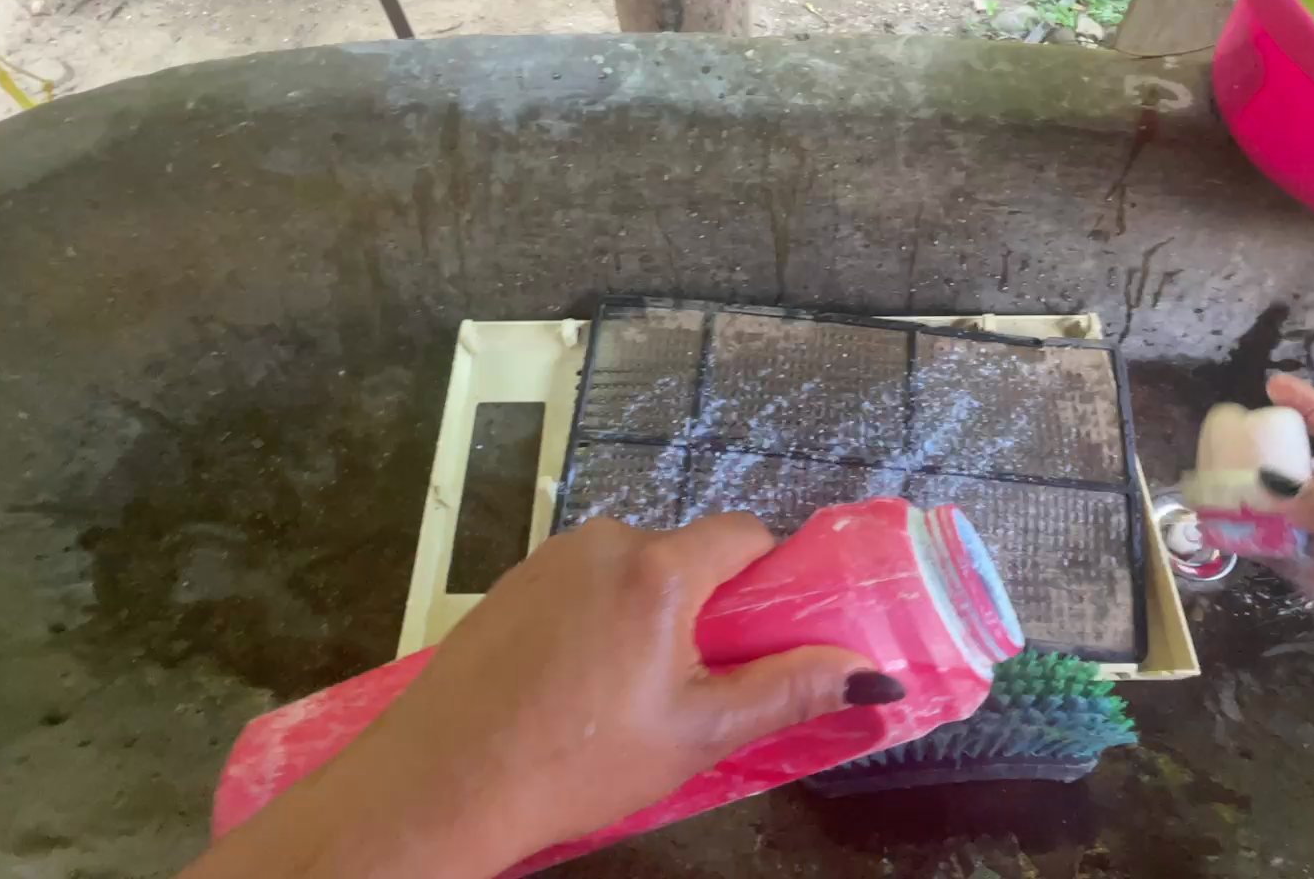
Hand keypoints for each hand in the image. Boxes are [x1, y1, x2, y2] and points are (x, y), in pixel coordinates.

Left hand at [291, 512, 878, 877]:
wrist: (442, 780)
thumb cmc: (583, 759)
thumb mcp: (698, 731)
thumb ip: (788, 688)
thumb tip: (872, 674)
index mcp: (660, 568)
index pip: (743, 533)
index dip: (764, 573)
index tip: (755, 625)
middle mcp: (608, 538)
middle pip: (688, 550)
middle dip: (703, 599)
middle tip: (687, 672)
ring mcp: (556, 551)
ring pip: (637, 562)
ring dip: (651, 603)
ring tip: (623, 680)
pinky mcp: (519, 571)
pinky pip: (588, 572)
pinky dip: (602, 605)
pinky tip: (573, 667)